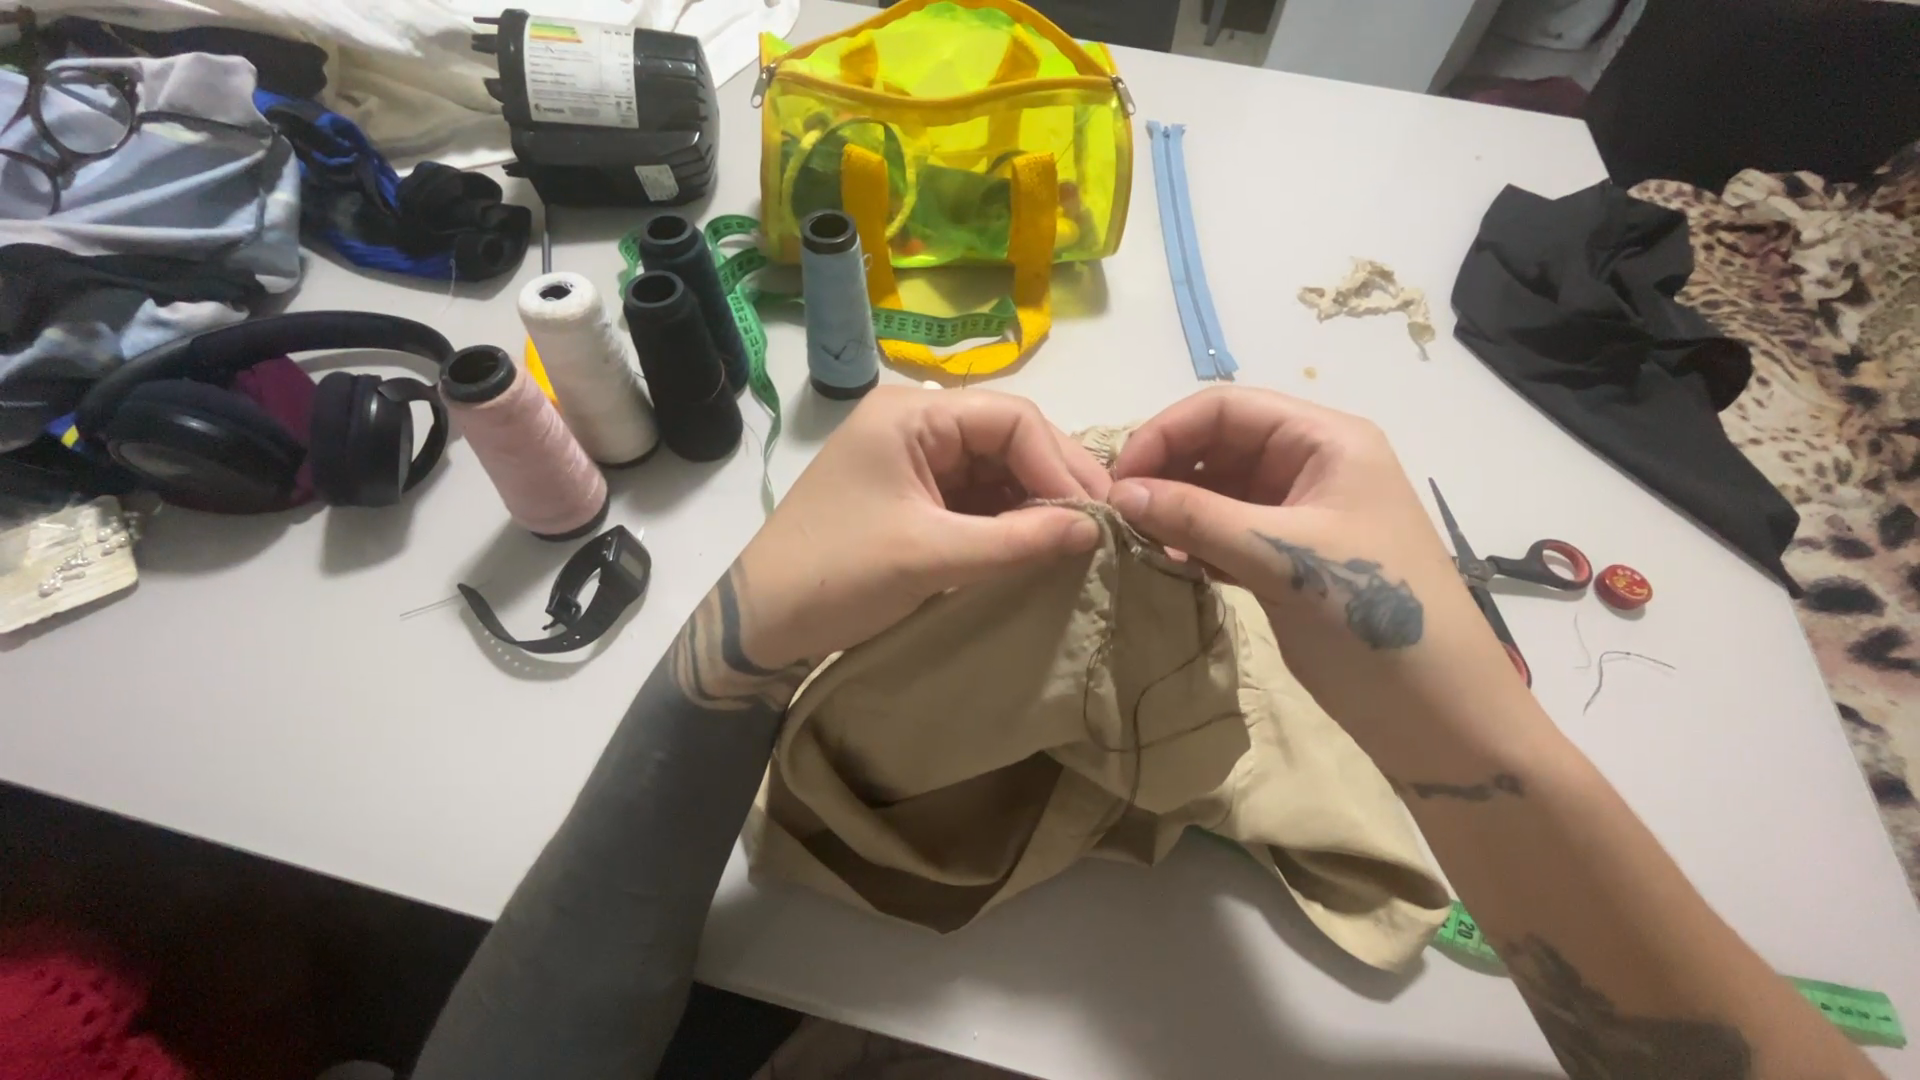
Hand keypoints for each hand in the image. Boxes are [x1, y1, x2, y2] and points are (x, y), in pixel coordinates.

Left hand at [733, 386, 1108, 670]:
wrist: (761, 623)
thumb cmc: (836, 576)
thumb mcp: (930, 557)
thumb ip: (1016, 541)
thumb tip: (1093, 530)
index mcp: (911, 415)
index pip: (1010, 419)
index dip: (1059, 463)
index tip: (1096, 514)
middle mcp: (916, 426)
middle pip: (1008, 439)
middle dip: (1054, 480)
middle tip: (1103, 525)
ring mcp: (916, 463)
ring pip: (997, 470)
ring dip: (1037, 503)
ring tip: (1080, 539)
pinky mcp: (916, 499)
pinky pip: (977, 499)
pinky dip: (1010, 521)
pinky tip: (1041, 545)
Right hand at [1105, 387, 1528, 756]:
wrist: (1436, 713)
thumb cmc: (1372, 617)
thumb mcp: (1282, 558)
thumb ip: (1197, 518)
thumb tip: (1119, 493)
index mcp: (1325, 441)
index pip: (1226, 408)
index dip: (1166, 433)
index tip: (1119, 479)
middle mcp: (1308, 465)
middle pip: (1217, 445)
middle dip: (1165, 471)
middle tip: (1119, 513)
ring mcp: (1296, 514)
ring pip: (1215, 490)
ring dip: (1174, 509)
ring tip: (1137, 540)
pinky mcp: (1285, 557)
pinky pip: (1222, 531)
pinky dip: (1191, 541)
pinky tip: (1166, 562)